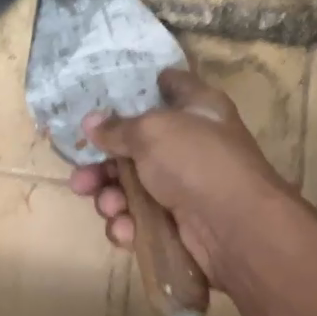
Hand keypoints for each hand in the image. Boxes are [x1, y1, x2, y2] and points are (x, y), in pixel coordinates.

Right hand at [68, 68, 299, 290]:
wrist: (236, 227)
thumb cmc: (196, 161)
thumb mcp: (151, 132)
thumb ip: (118, 127)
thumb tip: (91, 122)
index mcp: (197, 108)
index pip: (169, 85)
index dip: (139, 87)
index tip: (104, 98)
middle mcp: (191, 144)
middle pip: (135, 147)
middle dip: (103, 164)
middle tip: (81, 179)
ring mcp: (185, 186)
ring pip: (131, 187)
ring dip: (111, 197)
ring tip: (109, 206)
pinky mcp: (179, 224)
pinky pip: (141, 220)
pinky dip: (128, 224)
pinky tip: (125, 230)